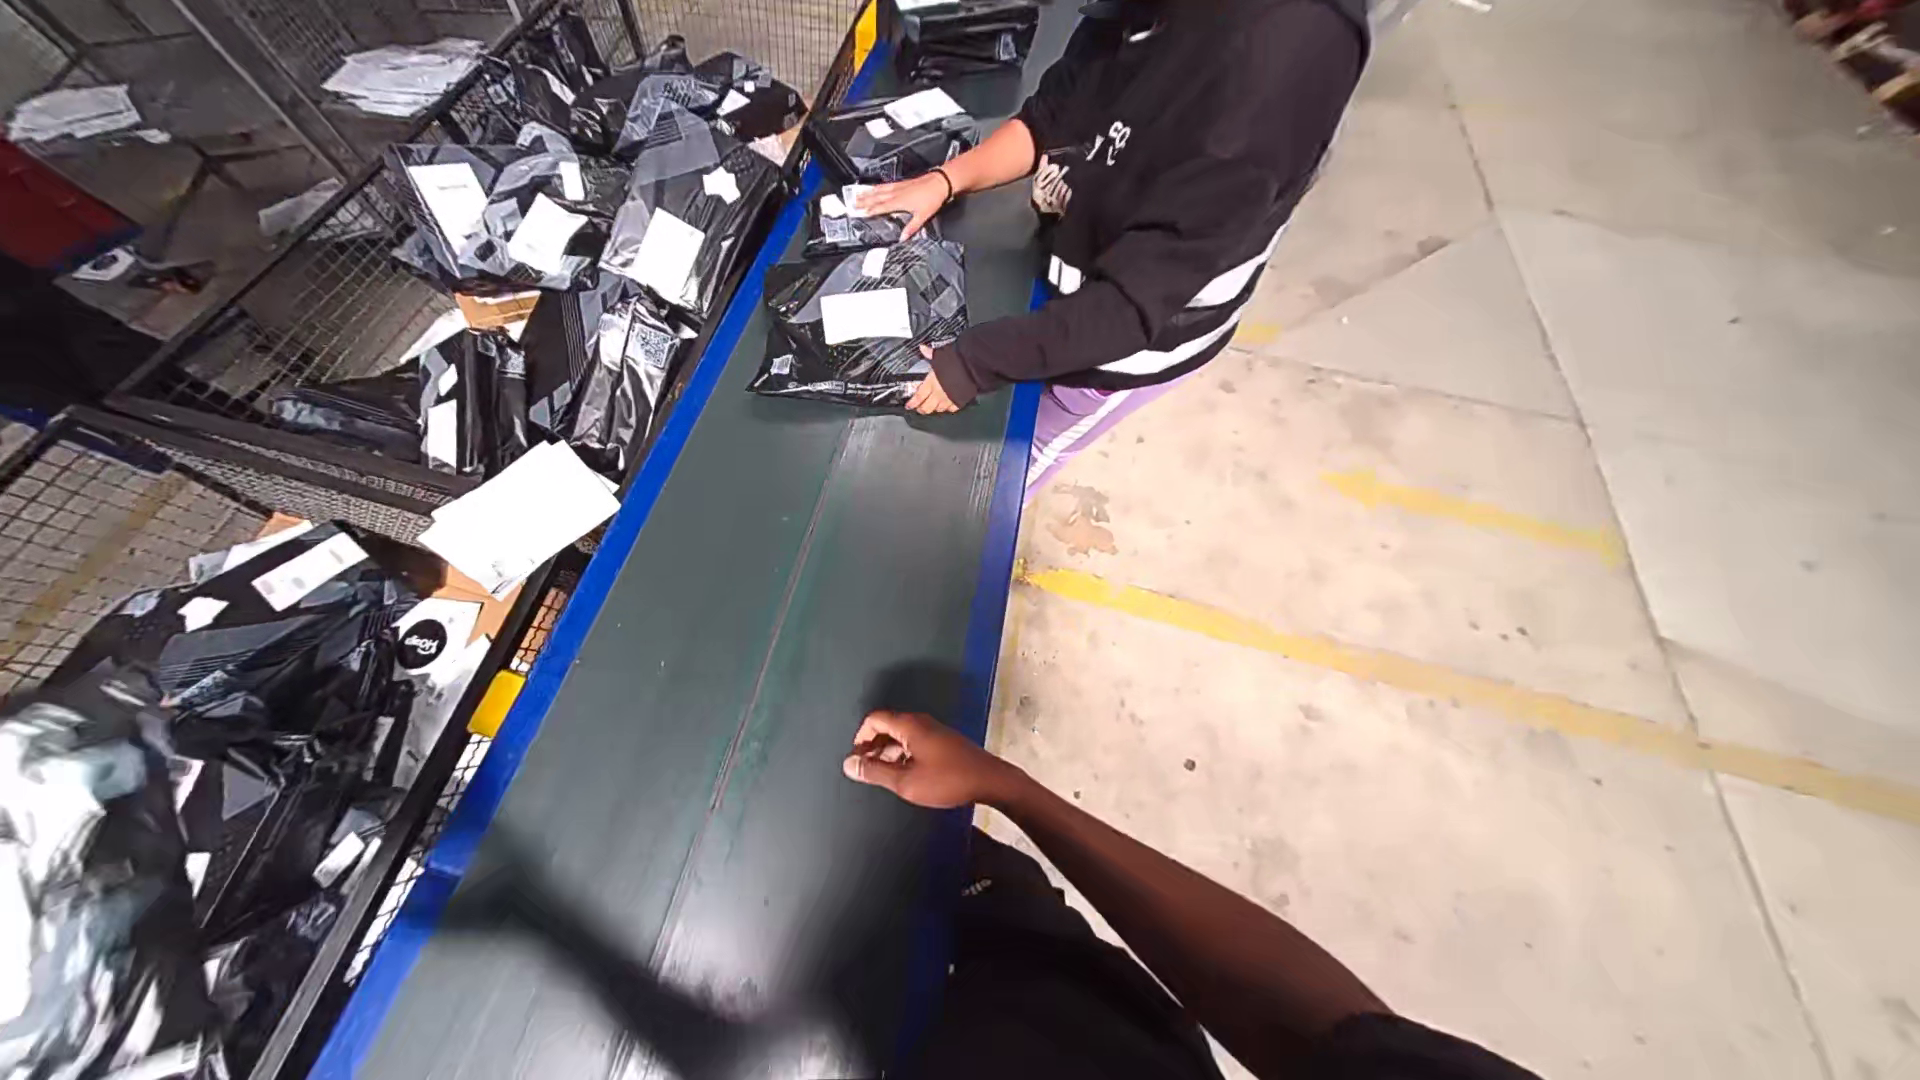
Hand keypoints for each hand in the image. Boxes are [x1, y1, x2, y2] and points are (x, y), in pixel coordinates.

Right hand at [842, 710, 1026, 808]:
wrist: (988, 780)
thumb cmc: (947, 780)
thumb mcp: (905, 781)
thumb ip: (875, 772)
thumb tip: (848, 764)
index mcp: (909, 725)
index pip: (874, 719)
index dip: (860, 738)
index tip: (856, 760)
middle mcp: (920, 722)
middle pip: (887, 725)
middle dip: (871, 745)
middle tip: (864, 769)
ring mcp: (933, 730)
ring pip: (900, 734)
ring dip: (886, 751)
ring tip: (879, 774)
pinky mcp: (942, 741)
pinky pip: (913, 740)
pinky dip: (901, 753)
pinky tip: (902, 773)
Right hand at [855, 171, 950, 239]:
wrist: (940, 182)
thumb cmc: (932, 198)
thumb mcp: (922, 217)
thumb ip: (911, 228)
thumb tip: (903, 238)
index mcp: (899, 202)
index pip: (881, 207)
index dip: (870, 210)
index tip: (861, 212)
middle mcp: (897, 193)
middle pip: (877, 197)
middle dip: (865, 200)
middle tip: (853, 202)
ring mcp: (899, 186)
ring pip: (880, 190)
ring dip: (869, 192)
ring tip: (859, 193)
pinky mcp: (903, 183)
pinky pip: (886, 185)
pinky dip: (878, 186)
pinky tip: (876, 187)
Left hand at [906, 348, 958, 413]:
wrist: (972, 367)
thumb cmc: (957, 361)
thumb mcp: (941, 355)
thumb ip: (931, 354)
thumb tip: (923, 348)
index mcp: (931, 382)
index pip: (918, 396)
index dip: (912, 403)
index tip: (909, 406)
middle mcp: (938, 393)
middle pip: (927, 407)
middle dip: (921, 409)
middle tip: (919, 409)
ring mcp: (949, 399)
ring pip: (938, 409)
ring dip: (934, 408)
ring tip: (932, 407)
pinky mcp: (959, 401)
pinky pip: (951, 409)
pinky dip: (948, 408)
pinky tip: (947, 406)